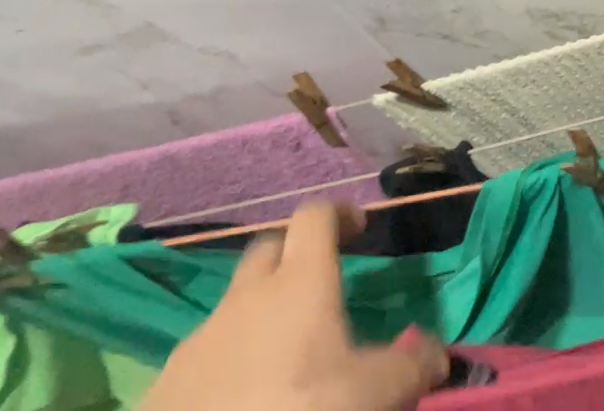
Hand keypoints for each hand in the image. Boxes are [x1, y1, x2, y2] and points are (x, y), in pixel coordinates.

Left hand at [142, 201, 450, 410]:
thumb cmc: (299, 407)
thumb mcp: (374, 391)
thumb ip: (413, 363)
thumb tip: (437, 352)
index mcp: (300, 283)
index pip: (315, 216)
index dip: (340, 212)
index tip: (361, 229)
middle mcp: (248, 297)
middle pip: (271, 247)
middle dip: (299, 253)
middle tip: (325, 281)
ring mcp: (201, 336)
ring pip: (237, 301)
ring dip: (264, 308)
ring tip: (288, 349)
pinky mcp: (166, 380)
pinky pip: (209, 349)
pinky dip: (232, 354)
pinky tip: (247, 390)